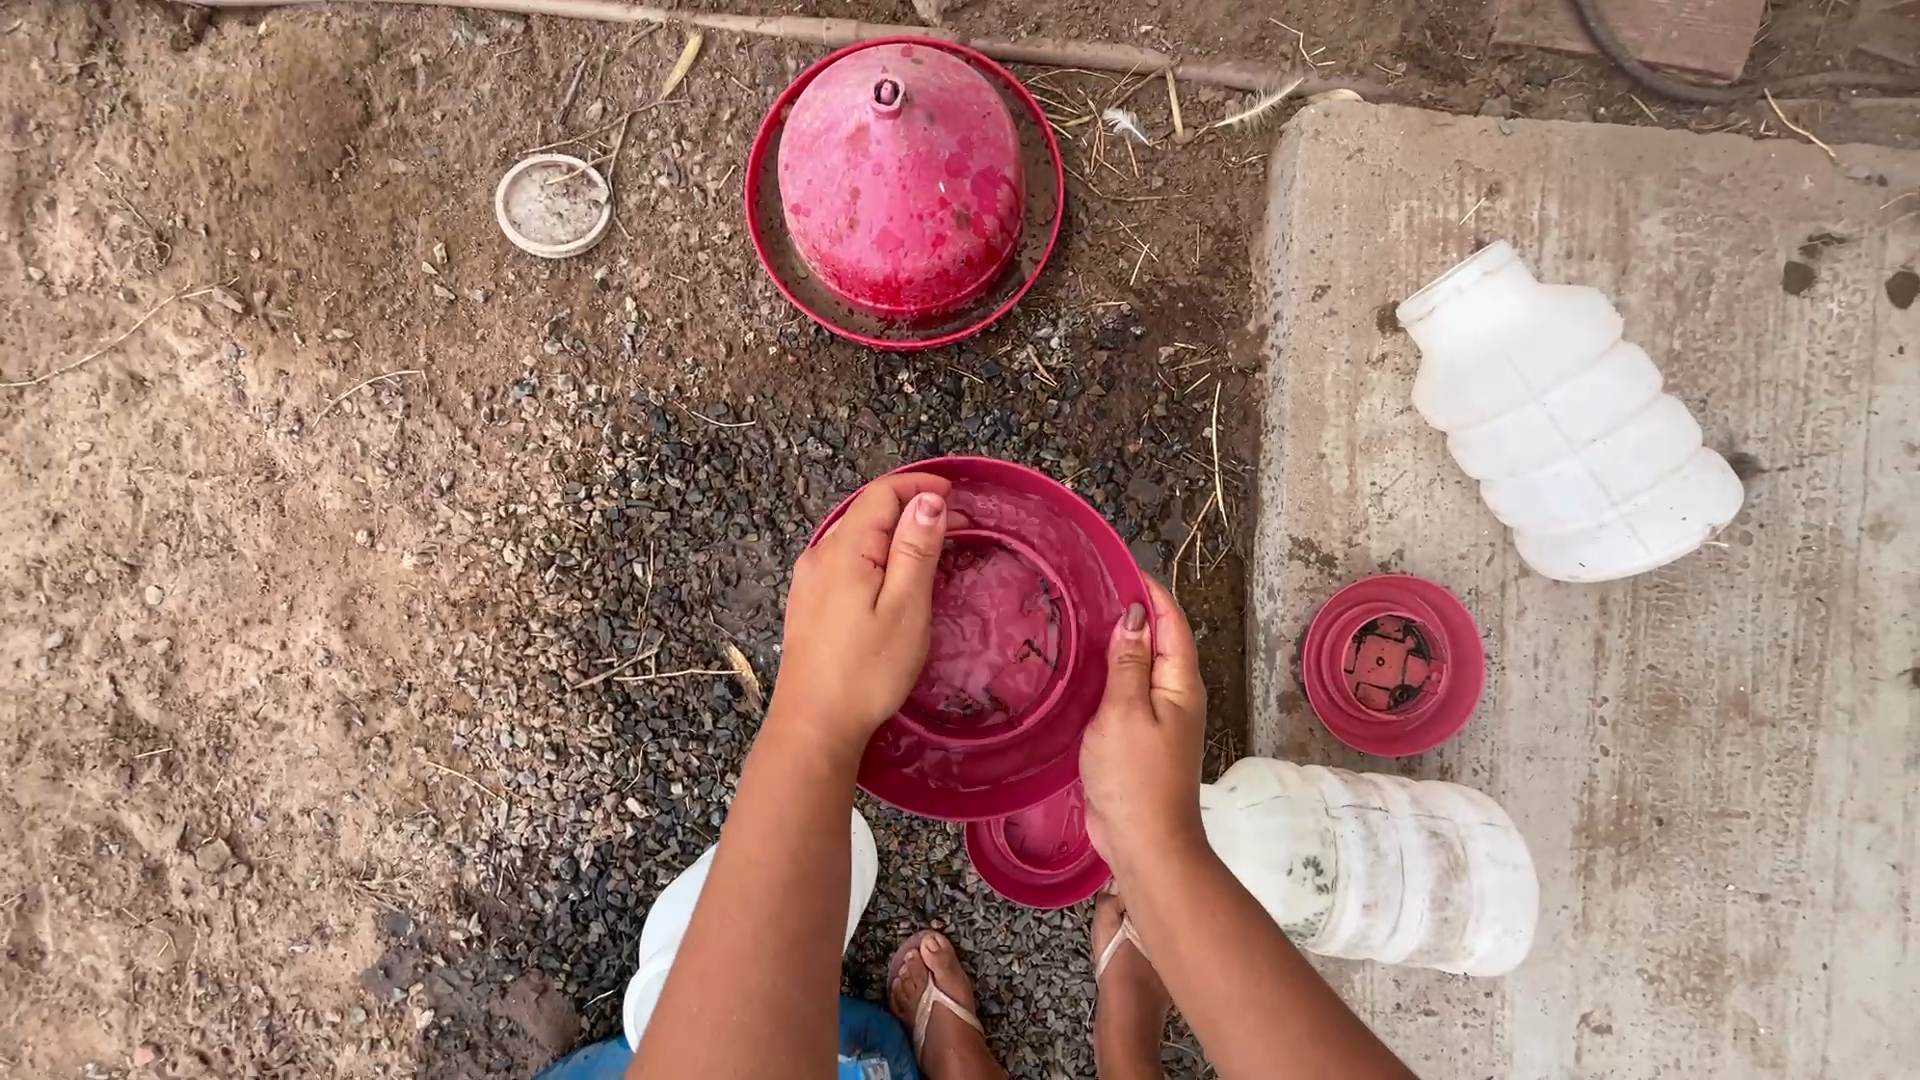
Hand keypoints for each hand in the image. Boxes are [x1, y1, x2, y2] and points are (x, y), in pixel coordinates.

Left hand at [769, 473, 966, 757]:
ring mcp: (809, 579)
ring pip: (856, 534)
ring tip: (931, 544)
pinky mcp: (808, 602)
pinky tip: (892, 573)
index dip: (920, 486)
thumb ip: (915, 548)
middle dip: (911, 506)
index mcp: (845, 549)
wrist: (813, 725)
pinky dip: (876, 552)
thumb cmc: (867, 670)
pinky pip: (845, 558)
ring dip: (894, 530)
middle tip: (955, 523)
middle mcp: (819, 554)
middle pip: (867, 510)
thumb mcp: (905, 607)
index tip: (957, 497)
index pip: (881, 493)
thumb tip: (927, 499)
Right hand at [1080, 576, 1207, 874]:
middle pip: (1158, 641)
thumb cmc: (1135, 775)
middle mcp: (1175, 695)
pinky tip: (1082, 668)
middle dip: (1134, 612)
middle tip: (1093, 586)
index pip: (1171, 623)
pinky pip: (1126, 691)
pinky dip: (1109, 671)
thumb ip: (1128, 664)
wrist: (1143, 841)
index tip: (1122, 567)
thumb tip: (1134, 617)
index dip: (1151, 593)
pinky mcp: (1137, 735)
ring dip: (1119, 642)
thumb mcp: (1125, 712)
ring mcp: (1157, 716)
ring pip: (1140, 666)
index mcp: (1180, 684)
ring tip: (1082, 617)